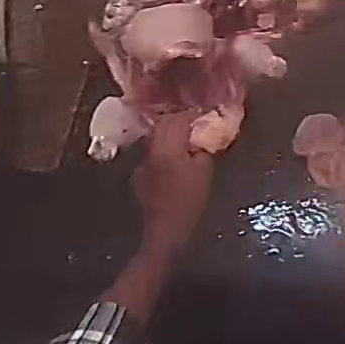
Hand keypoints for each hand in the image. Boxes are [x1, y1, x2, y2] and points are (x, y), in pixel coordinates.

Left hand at [130, 114, 212, 255]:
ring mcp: (143, 162)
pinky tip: (173, 160)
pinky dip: (164, 149)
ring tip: (185, 138)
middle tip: (195, 122)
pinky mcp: (139, 174)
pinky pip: (153, 153)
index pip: (178, 119)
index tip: (203, 114)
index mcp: (168, 147)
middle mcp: (151, 150)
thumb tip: (199, 139)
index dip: (191, 114)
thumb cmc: (189, 201)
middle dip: (179, 120)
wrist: (166, 230)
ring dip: (170, 134)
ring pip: (156, 138)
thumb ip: (202, 149)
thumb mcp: (204, 171)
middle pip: (163, 125)